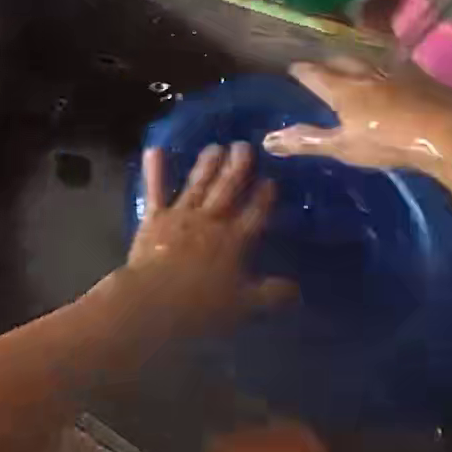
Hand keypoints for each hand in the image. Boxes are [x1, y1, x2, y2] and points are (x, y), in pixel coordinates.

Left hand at [117, 142, 295, 333]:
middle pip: (228, 189)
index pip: (255, 213)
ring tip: (215, 146)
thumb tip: (297, 289)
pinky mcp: (154, 217)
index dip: (263, 196)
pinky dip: (155, 170)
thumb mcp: (244, 306)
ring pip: (198, 184)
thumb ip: (271, 295)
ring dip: (207, 164)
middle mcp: (210, 221)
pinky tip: (155, 149)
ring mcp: (181, 215)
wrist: (155, 298)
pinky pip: (155, 190)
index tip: (270, 179)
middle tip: (244, 145)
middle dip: (238, 167)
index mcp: (234, 241)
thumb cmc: (201, 306)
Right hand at [261, 57, 451, 180]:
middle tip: (320, 67)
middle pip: (341, 62)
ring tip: (352, 73)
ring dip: (357, 66)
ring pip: (369, 64)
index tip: (293, 69)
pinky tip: (391, 85)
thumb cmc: (391, 142)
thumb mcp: (343, 146)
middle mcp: (367, 75)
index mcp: (343, 88)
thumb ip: (307, 141)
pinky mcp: (425, 82)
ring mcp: (398, 75)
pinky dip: (383, 75)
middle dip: (327, 63)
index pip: (314, 73)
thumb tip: (267, 140)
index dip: (301, 70)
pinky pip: (395, 71)